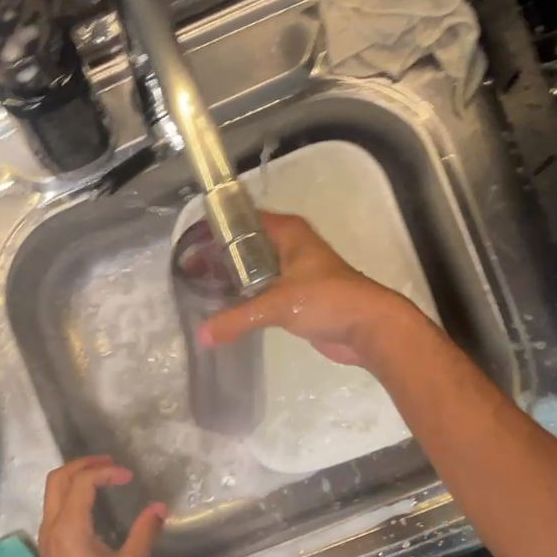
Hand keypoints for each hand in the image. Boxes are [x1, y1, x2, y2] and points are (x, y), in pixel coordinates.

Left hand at [36, 456, 165, 556]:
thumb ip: (144, 534)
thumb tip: (159, 508)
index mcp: (70, 529)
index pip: (82, 483)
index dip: (106, 472)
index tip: (129, 476)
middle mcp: (52, 528)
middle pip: (57, 479)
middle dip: (83, 465)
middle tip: (111, 464)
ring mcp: (47, 540)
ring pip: (52, 493)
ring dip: (75, 478)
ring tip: (104, 477)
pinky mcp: (50, 550)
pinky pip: (54, 509)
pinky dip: (71, 494)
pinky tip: (93, 503)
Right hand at [197, 212, 427, 367]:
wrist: (368, 328)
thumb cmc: (327, 301)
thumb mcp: (278, 305)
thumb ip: (238, 319)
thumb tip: (202, 336)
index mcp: (288, 233)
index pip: (244, 220)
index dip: (217, 228)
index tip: (190, 242)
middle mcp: (290, 247)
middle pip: (247, 245)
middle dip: (220, 256)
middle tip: (188, 270)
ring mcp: (295, 273)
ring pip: (255, 270)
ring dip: (232, 278)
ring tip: (200, 289)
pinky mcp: (298, 298)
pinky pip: (263, 292)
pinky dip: (246, 298)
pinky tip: (226, 309)